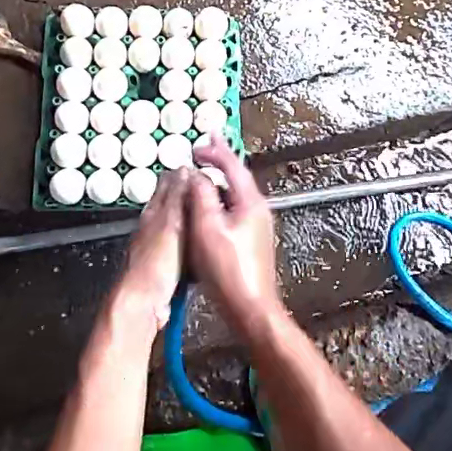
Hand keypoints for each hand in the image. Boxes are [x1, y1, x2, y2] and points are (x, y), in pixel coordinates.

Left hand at [105, 168, 191, 333]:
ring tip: (205, 217)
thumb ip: (178, 199)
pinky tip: (197, 249)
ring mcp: (155, 249)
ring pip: (174, 228)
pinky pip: (178, 250)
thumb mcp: (172, 225)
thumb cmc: (155, 265)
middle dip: (185, 196)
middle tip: (204, 190)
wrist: (141, 302)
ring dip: (188, 220)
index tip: (196, 169)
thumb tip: (184, 170)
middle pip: (170, 206)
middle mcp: (152, 229)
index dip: (180, 175)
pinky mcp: (162, 268)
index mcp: (154, 214)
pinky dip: (188, 245)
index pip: (167, 186)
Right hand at [185, 140, 285, 339]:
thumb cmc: (230, 272)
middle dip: (217, 163)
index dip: (215, 151)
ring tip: (197, 176)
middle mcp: (257, 211)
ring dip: (215, 184)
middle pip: (235, 178)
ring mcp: (255, 227)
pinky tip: (203, 210)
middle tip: (200, 152)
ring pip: (232, 196)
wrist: (251, 309)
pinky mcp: (249, 242)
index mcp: (250, 203)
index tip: (200, 141)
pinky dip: (216, 203)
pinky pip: (231, 212)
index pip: (232, 166)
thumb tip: (194, 174)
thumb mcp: (208, 228)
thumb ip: (200, 197)